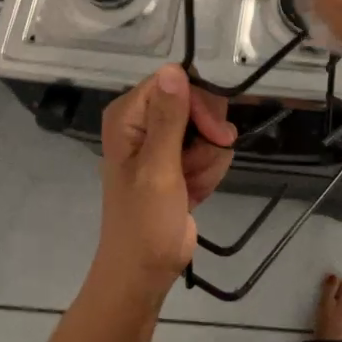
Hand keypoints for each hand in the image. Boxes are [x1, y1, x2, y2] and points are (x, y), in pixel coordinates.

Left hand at [95, 65, 235, 293]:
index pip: (177, 82)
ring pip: (211, 128)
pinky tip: (192, 192)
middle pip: (198, 101)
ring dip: (207, 161)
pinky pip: (212, 150)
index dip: (200, 106)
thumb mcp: (157, 169)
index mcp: (129, 114)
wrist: (145, 271)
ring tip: (188, 186)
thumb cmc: (144, 223)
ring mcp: (164, 141)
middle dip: (206, 138)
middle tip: (194, 166)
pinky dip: (207, 173)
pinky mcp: (181, 160)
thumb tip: (173, 69)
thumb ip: (168, 119)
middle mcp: (145, 120)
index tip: (212, 133)